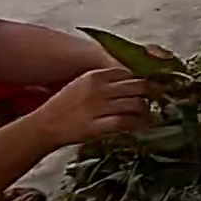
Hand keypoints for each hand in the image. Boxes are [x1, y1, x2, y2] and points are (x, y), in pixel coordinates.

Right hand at [26, 68, 151, 146]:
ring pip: (136, 104)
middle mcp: (97, 89)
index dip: (142, 80)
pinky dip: (138, 124)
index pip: (130, 73)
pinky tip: (141, 125)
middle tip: (158, 99)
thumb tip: (138, 81)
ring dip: (147, 110)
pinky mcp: (94, 126)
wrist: (42, 127)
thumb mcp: (84, 85)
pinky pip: (125, 122)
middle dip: (152, 93)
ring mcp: (95, 108)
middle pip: (139, 86)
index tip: (149, 87)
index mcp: (95, 76)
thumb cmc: (66, 106)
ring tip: (149, 115)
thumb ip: (108, 81)